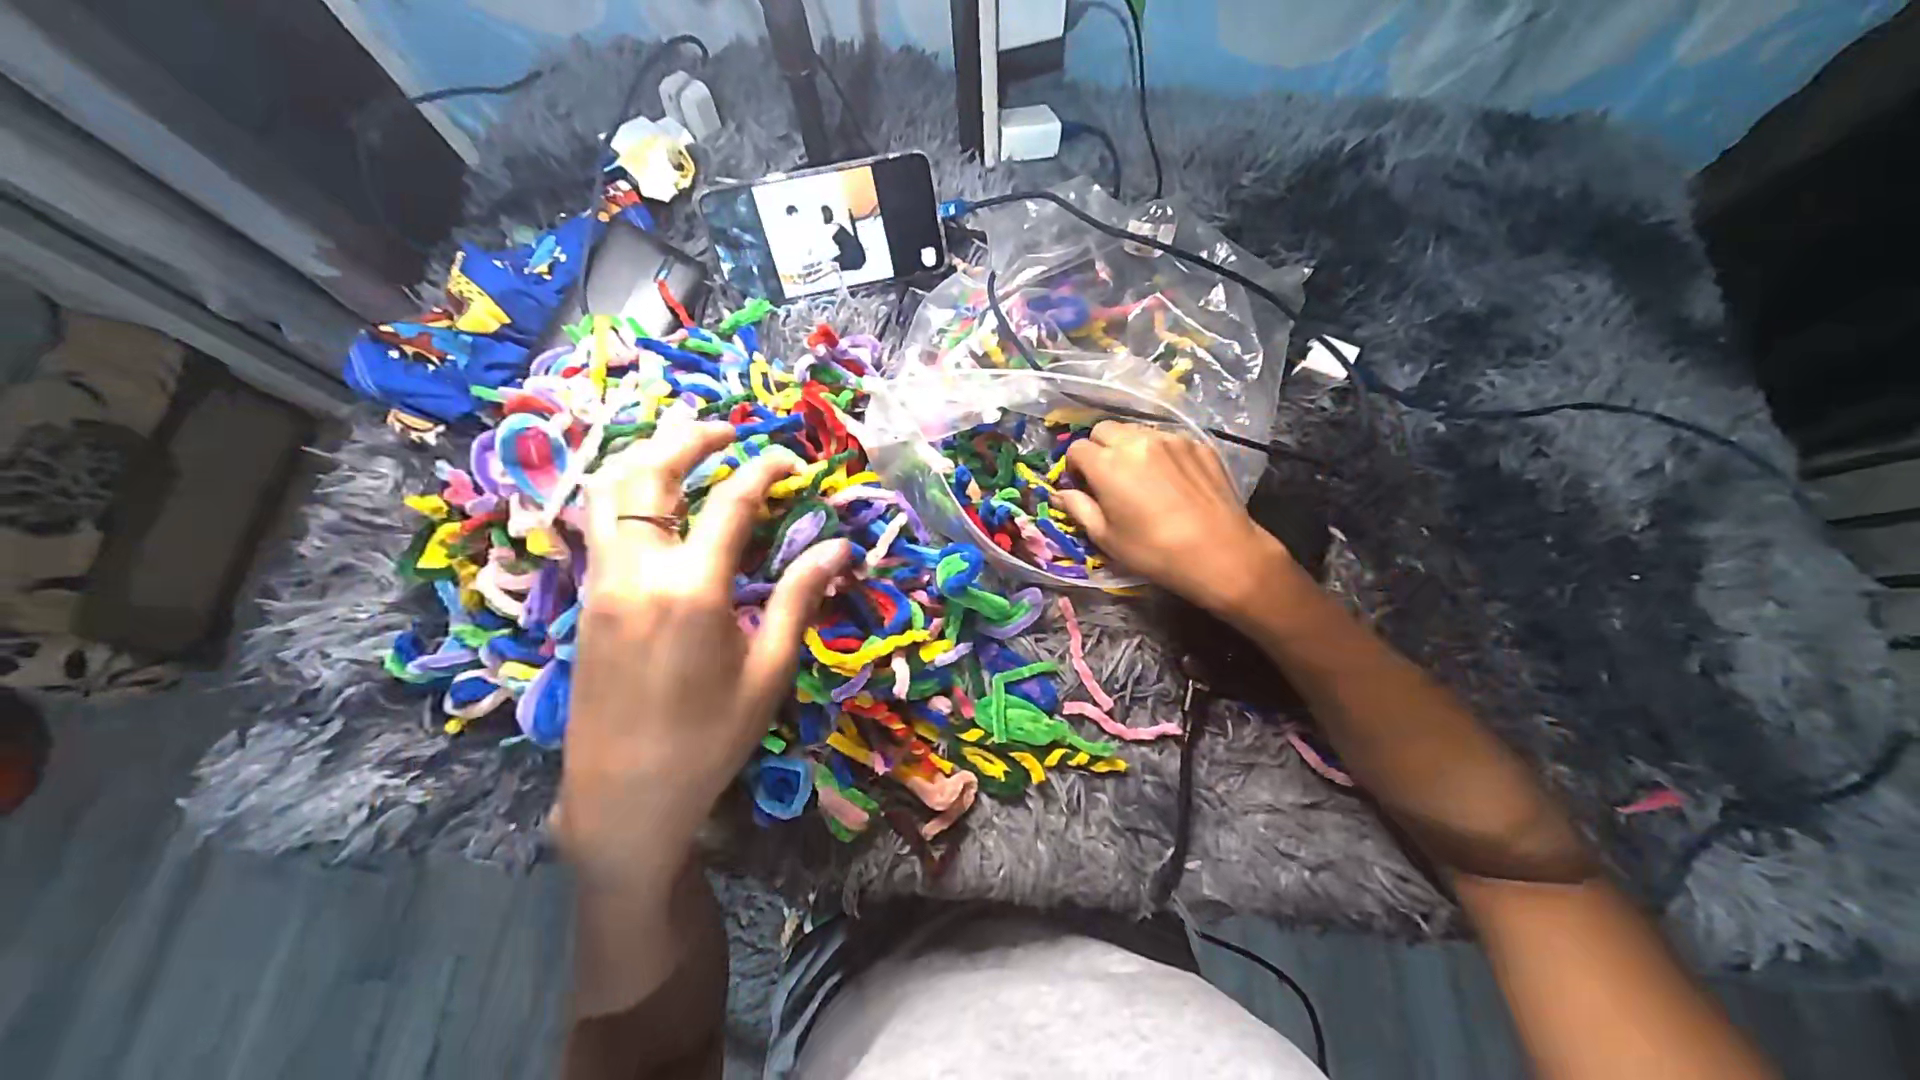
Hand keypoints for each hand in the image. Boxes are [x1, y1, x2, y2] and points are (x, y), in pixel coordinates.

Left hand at [558, 418, 850, 890]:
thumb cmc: (709, 739)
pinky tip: (655, 499)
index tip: (793, 461)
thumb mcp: (768, 670)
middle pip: (651, 474)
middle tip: (729, 429)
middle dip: (691, 438)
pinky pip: (599, 522)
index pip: (731, 501)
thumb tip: (841, 548)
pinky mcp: (586, 598)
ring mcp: (602, 582)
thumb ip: (801, 598)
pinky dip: (625, 490)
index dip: (766, 469)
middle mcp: (638, 571)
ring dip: (648, 456)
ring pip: (609, 490)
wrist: (623, 796)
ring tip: (686, 448)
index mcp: (692, 589)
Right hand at [1054, 421, 1303, 616]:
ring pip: (1137, 430)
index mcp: (1107, 464)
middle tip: (1108, 477)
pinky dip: (1160, 453)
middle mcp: (1137, 441)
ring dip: (1129, 447)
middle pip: (1104, 429)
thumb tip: (1062, 494)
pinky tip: (1171, 480)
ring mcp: (1171, 439)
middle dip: (1099, 448)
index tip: (1084, 486)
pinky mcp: (1198, 445)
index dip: (1075, 468)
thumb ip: (1079, 509)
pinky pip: (1168, 439)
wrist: (1219, 552)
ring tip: (1141, 477)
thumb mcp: (1106, 537)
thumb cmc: (1153, 551)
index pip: (1077, 448)